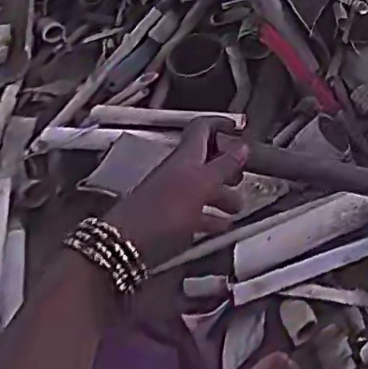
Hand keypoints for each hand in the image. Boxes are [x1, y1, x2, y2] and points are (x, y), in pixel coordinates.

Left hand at [102, 118, 247, 261]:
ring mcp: (172, 193)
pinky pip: (195, 210)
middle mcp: (179, 169)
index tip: (239, 128)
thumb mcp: (203, 184)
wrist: (124, 245)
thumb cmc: (163, 210)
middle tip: (243, 171)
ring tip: (237, 205)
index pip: (204, 127)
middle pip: (207, 158)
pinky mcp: (167, 217)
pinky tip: (220, 225)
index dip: (222, 123)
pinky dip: (210, 215)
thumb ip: (225, 165)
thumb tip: (243, 147)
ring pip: (203, 186)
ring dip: (222, 193)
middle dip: (227, 164)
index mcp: (186, 155)